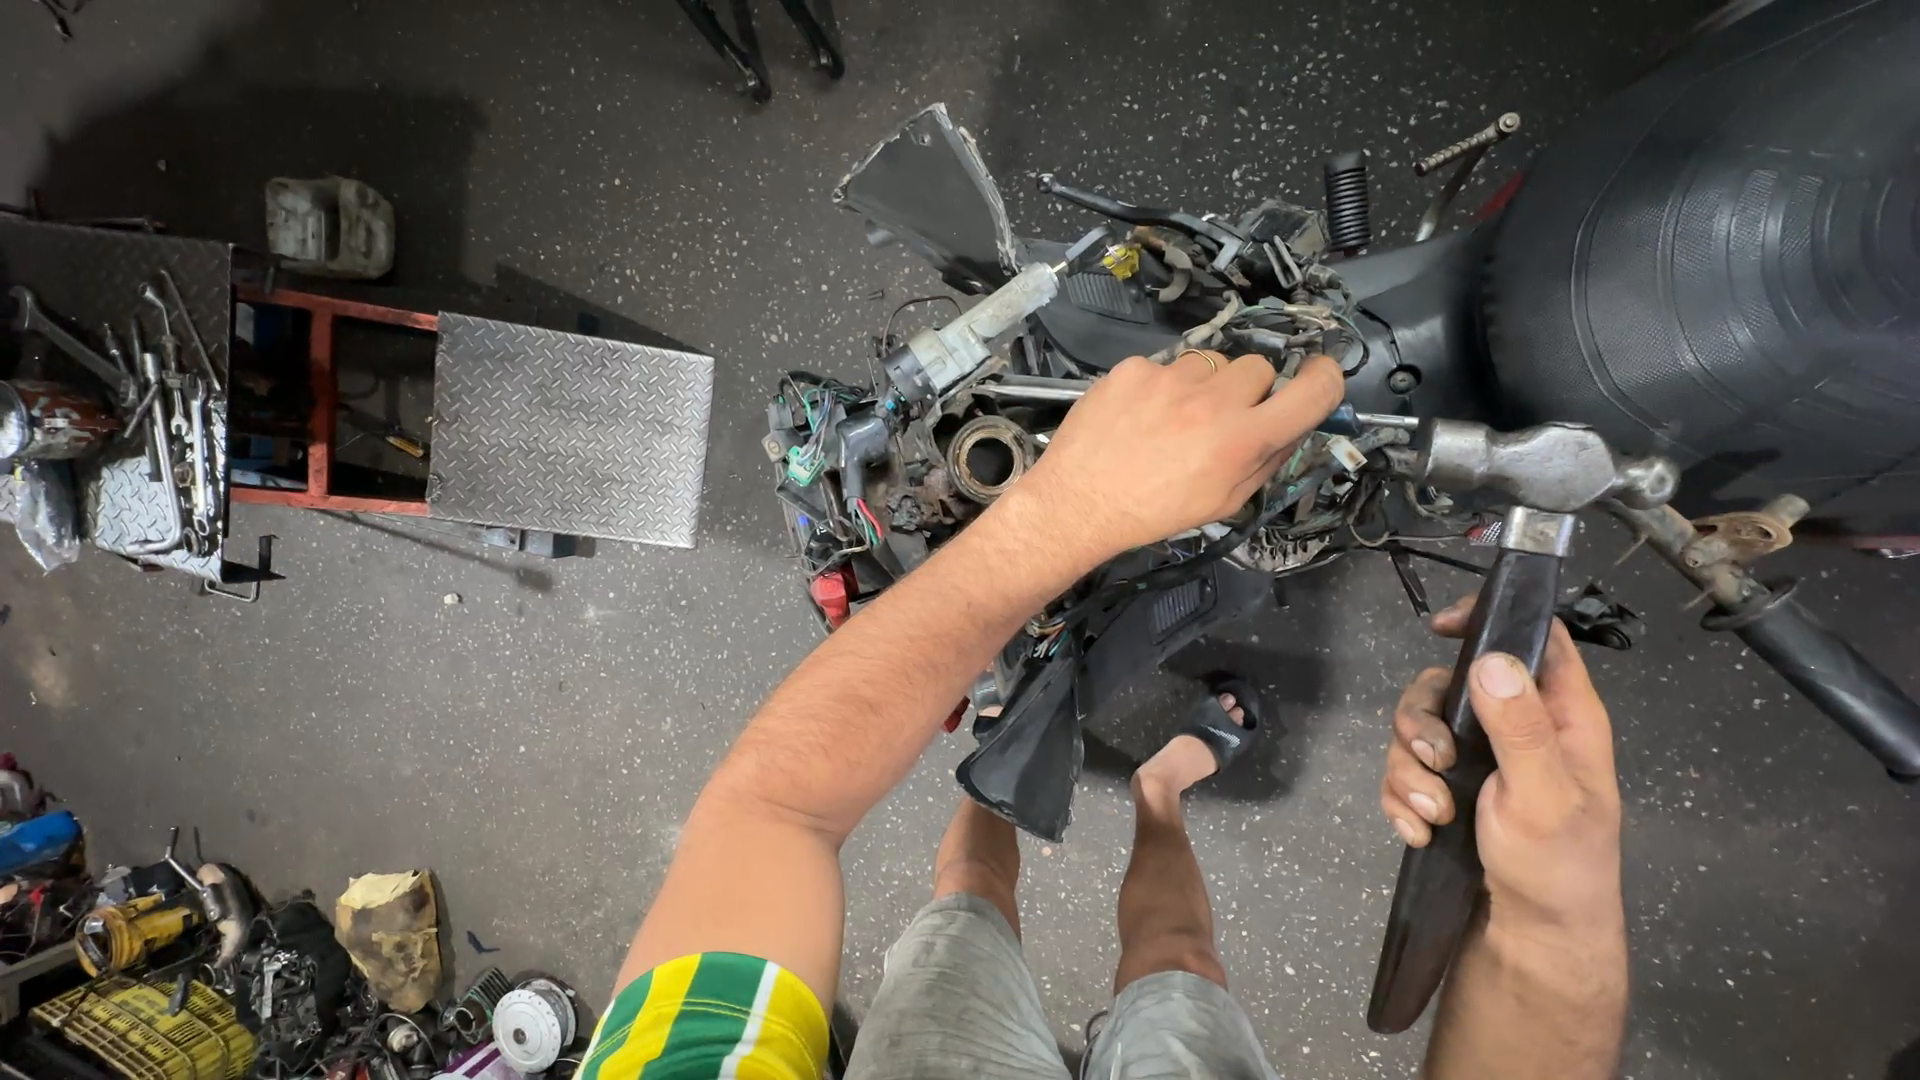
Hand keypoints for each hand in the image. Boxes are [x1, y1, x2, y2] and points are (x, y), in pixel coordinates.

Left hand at [1016, 350, 1342, 562]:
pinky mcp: (1133, 368)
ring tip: (1169, 420)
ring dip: (1201, 386)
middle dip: (1246, 392)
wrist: (1078, 503)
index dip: (1325, 380)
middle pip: (1258, 368)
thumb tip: (1292, 425)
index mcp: (1242, 440)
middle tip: (1217, 420)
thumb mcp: (1223, 503)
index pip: (1314, 390)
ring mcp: (1169, 379)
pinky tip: (1137, 415)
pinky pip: (1163, 366)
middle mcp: (1213, 401)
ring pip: (1209, 364)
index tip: (1315, 379)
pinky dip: (1157, 386)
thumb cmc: (1154, 512)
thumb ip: (1265, 461)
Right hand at [1380, 597, 1624, 939]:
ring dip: (1408, 771)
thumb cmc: (1558, 866)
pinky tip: (1417, 829)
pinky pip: (1400, 768)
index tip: (1440, 628)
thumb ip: (1520, 728)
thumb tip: (1491, 658)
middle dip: (1421, 721)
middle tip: (1434, 760)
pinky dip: (1399, 797)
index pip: (1534, 640)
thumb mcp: (1545, 797)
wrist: (1528, 934)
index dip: (1489, 620)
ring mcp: (1473, 757)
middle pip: (1446, 683)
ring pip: (1413, 727)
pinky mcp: (1441, 785)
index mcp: (1557, 717)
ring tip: (1430, 815)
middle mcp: (1511, 727)